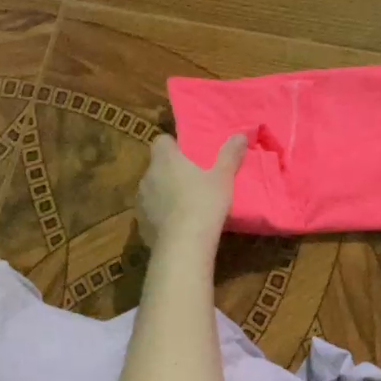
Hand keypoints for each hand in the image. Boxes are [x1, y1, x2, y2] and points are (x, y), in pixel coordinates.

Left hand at [137, 133, 246, 247]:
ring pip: (152, 190)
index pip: (160, 141)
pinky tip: (177, 227)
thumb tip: (240, 134)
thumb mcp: (223, 178)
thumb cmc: (204, 203)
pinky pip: (150, 213)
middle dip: (170, 172)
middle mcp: (148, 176)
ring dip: (164, 194)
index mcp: (165, 159)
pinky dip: (161, 216)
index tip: (187, 155)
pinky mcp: (140, 224)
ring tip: (184, 206)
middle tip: (191, 181)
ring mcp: (141, 201)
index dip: (173, 146)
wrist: (183, 245)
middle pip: (156, 167)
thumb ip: (230, 155)